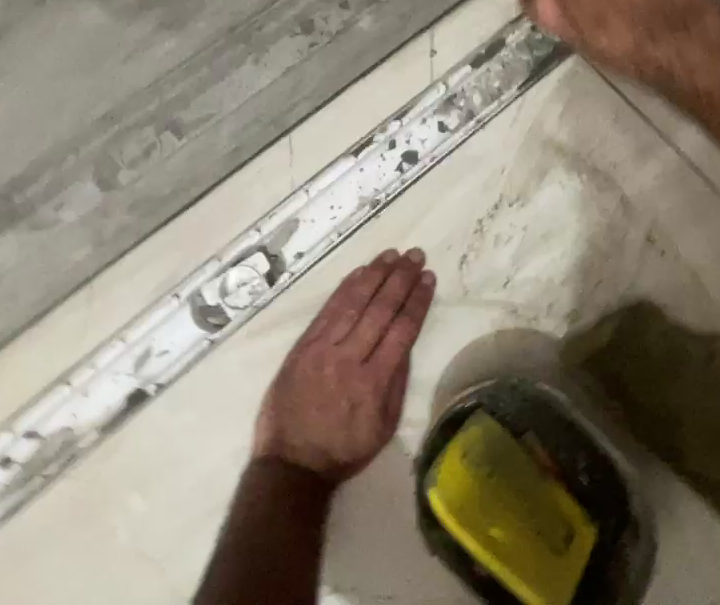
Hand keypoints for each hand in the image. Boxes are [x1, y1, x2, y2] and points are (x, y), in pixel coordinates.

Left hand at [253, 248, 436, 482]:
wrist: (291, 464)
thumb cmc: (344, 450)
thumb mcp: (384, 425)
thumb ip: (397, 381)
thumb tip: (405, 342)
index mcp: (374, 382)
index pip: (402, 329)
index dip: (417, 300)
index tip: (428, 278)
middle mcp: (349, 359)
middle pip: (380, 309)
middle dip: (400, 279)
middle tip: (415, 255)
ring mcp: (322, 350)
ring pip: (353, 303)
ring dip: (375, 274)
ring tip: (392, 254)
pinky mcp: (302, 347)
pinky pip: (327, 311)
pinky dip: (345, 289)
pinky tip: (360, 272)